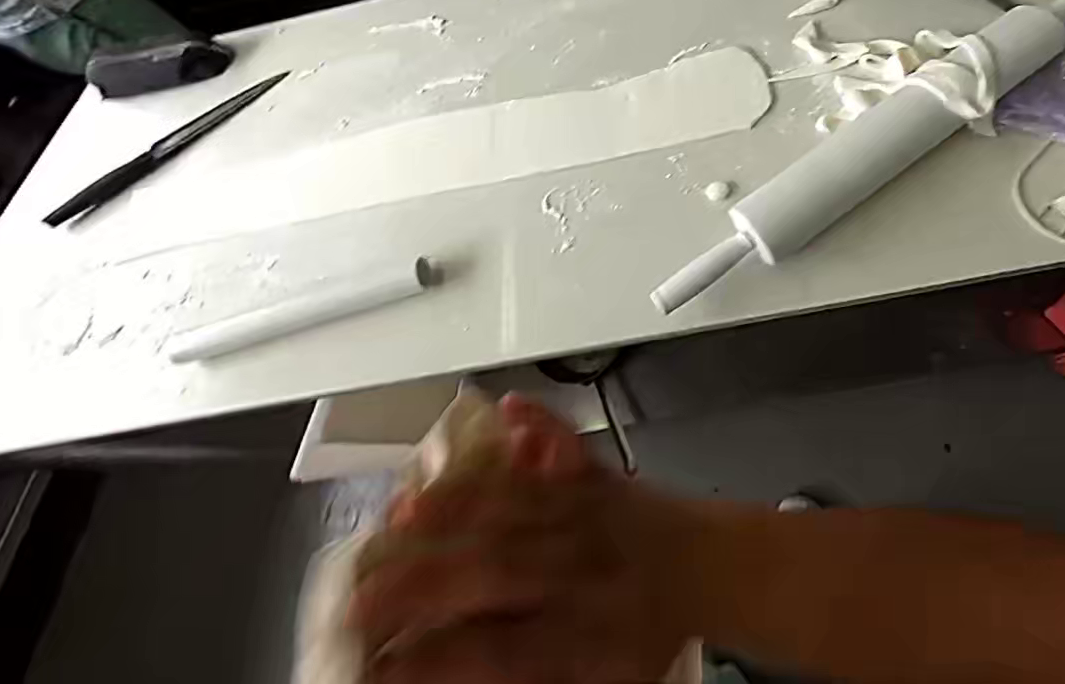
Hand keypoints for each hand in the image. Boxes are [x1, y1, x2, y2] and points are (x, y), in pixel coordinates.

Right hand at [348, 395, 700, 683]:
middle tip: (360, 593)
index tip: (376, 665)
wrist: (704, 569)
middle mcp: (577, 569)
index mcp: (580, 634)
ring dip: (457, 501)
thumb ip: (522, 666)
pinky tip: (510, 406)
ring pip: (516, 505)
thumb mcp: (595, 677)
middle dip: (421, 583)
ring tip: (403, 506)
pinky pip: (566, 447)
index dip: (431, 660)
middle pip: (491, 573)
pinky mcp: (595, 473)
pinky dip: (538, 424)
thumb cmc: (648, 630)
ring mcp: (586, 514)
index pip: (493, 652)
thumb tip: (445, 667)